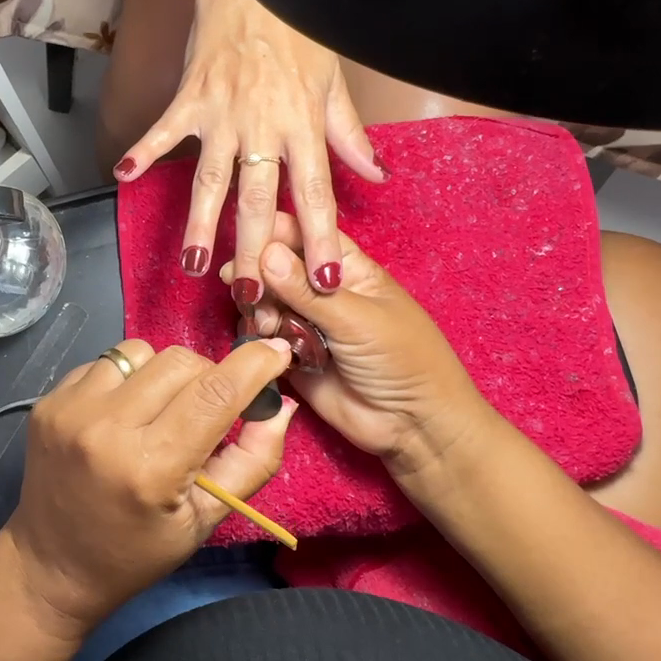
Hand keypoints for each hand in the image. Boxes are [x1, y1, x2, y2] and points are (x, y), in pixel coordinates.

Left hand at [0, 337, 296, 635]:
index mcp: (151, 468)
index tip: (276, 351)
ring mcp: (71, 409)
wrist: (53, 563)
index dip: (253, 365)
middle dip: (208, 377)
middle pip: (180, 362)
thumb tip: (281, 405)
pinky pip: (104, 361)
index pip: (214, 394)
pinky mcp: (50, 400)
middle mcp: (106, 428)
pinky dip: (125, 379)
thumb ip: (252, 461)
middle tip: (207, 409)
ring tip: (158, 412)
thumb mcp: (205, 520)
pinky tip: (121, 415)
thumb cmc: (137, 552)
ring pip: (141, 352)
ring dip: (163, 374)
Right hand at [114, 0, 384, 306]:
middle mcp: (262, 124)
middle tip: (251, 295)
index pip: (315, 190)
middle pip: (258, 197)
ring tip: (195, 265)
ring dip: (201, 222)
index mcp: (302, 123)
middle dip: (256, 248)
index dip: (320, 236)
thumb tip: (374, 176)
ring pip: (210, 177)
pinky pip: (164, 129)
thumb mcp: (332, 82)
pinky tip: (124, 177)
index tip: (323, 281)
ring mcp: (221, 112)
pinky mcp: (189, 97)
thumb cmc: (299, 33)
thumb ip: (348, 134)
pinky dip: (143, 151)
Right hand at [225, 213, 490, 472]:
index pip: (303, 235)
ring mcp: (303, 321)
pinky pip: (261, 335)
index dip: (272, 234)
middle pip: (273, 266)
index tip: (248, 244)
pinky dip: (256, 335)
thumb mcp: (357, 319)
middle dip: (257, 274)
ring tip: (269, 325)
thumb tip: (264, 253)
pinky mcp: (290, 353)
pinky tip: (266, 343)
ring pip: (263, 299)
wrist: (413, 426)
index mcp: (345, 267)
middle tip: (247, 289)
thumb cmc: (404, 360)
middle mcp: (319, 289)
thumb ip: (307, 291)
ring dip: (258, 307)